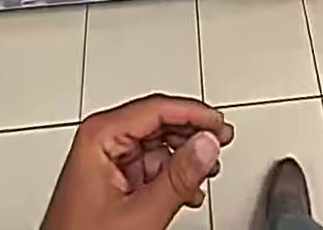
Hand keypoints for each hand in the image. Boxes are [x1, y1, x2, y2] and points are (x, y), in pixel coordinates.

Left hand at [41, 94, 232, 229]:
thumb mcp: (139, 214)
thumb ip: (177, 177)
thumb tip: (207, 143)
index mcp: (100, 134)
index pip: (157, 108)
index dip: (193, 113)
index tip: (219, 124)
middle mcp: (101, 139)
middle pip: (158, 121)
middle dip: (192, 133)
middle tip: (221, 140)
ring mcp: (106, 160)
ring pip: (157, 144)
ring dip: (184, 157)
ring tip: (208, 168)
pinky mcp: (111, 180)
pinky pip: (149, 165)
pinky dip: (171, 175)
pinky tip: (188, 188)